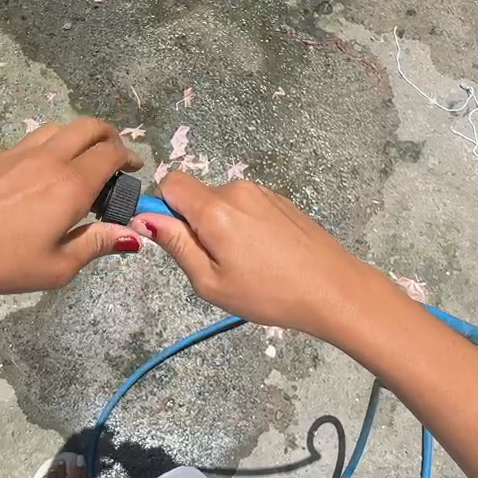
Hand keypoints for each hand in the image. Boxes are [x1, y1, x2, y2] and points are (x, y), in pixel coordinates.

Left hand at [0, 119, 142, 305]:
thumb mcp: (56, 267)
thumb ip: (96, 244)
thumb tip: (131, 235)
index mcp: (71, 185)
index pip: (111, 155)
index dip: (129, 158)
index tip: (135, 169)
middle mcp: (50, 159)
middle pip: (89, 128)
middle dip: (110, 137)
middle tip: (116, 157)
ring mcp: (18, 154)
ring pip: (60, 128)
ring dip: (80, 136)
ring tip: (82, 159)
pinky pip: (33, 139)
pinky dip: (52, 145)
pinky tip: (42, 173)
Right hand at [133, 172, 404, 337]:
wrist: (334, 289)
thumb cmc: (269, 295)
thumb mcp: (211, 282)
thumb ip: (175, 245)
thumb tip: (142, 217)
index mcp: (215, 209)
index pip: (169, 183)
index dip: (162, 208)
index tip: (172, 238)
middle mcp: (237, 190)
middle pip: (195, 195)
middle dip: (193, 223)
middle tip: (214, 263)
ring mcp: (261, 192)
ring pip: (220, 202)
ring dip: (219, 226)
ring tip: (244, 263)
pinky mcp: (279, 199)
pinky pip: (244, 205)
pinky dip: (242, 225)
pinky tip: (264, 255)